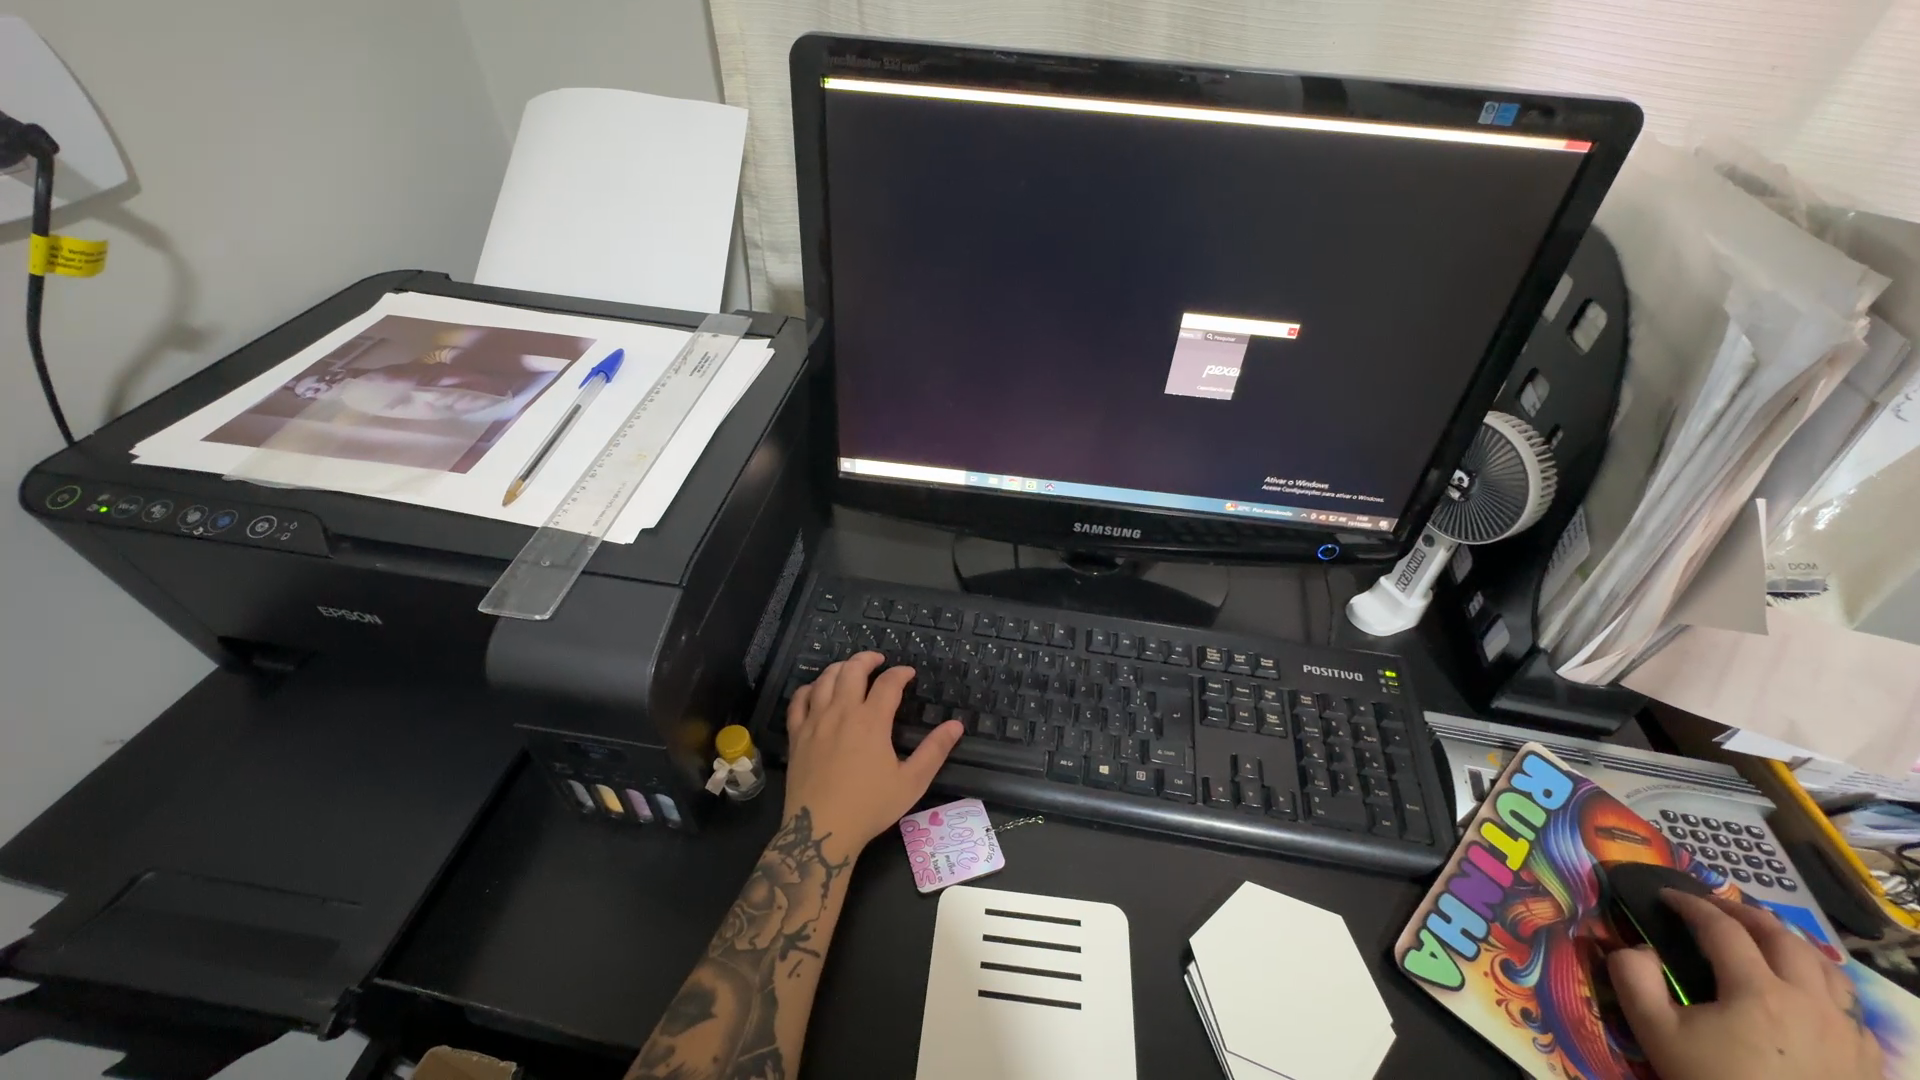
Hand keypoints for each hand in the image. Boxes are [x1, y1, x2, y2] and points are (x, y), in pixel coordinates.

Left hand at [783, 651, 963, 855]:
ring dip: (840, 668)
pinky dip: (808, 689)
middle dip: (867, 659)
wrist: (821, 829)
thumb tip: (956, 725)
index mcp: (871, 721)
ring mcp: (815, 722)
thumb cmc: (870, 806)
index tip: (909, 673)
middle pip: (852, 670)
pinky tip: (815, 690)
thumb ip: (934, 751)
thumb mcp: (911, 782)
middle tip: (878, 660)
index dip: (900, 673)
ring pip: (824, 680)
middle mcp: (842, 712)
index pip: (888, 683)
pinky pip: (798, 701)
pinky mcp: (796, 735)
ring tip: (850, 669)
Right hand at [1608, 889, 1880, 1079]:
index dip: (1690, 904)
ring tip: (1764, 938)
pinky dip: (1823, 983)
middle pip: (1783, 938)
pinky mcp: (1867, 1060)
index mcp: (1758, 990)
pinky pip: (1850, 1007)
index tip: (1666, 895)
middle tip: (1714, 907)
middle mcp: (1811, 1001)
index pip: (1722, 928)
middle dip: (1744, 913)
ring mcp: (1848, 1032)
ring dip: (1789, 942)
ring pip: (1826, 967)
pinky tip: (1806, 991)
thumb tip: (1638, 948)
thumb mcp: (1653, 1030)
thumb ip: (1632, 976)